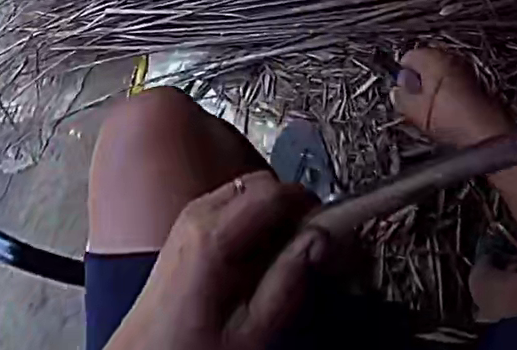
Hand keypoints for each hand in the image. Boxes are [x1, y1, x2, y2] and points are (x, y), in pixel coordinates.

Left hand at [107, 172, 327, 349]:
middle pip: (262, 184)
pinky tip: (255, 259)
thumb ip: (290, 280)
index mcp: (215, 233)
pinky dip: (252, 218)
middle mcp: (200, 212)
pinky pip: (232, 203)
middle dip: (290, 207)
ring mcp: (191, 214)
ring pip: (248, 189)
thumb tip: (322, 237)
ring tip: (281, 258)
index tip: (328, 230)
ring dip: (272, 213)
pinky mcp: (188, 224)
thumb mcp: (252, 331)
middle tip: (308, 246)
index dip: (308, 206)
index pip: (276, 192)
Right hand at [391, 47, 513, 147]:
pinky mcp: (480, 81)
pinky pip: (457, 81)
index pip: (408, 57)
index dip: (404, 76)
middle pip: (426, 63)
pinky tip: (453, 111)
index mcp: (432, 58)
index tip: (405, 92)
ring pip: (442, 73)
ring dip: (437, 87)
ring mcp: (467, 67)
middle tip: (420, 104)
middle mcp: (451, 57)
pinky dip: (453, 91)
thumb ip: (401, 96)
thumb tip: (397, 91)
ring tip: (437, 111)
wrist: (490, 136)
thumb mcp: (416, 112)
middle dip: (421, 80)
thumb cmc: (454, 121)